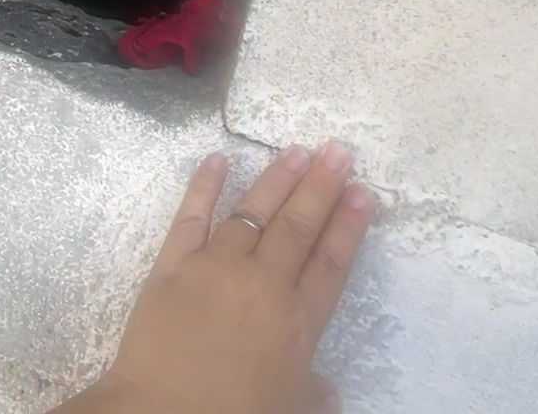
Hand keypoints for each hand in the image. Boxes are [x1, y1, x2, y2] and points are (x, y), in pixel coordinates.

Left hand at [56, 143, 378, 413]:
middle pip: (297, 226)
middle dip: (321, 186)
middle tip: (338, 151)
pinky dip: (204, 185)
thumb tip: (331, 389)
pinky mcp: (174, 261)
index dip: (348, 225)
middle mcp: (261, 283)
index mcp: (296, 322)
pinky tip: (217, 159)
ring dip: (277, 178)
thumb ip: (310, 390)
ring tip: (298, 150)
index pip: (330, 262)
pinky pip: (192, 215)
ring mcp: (216, 265)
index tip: (364, 192)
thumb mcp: (286, 407)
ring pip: (252, 211)